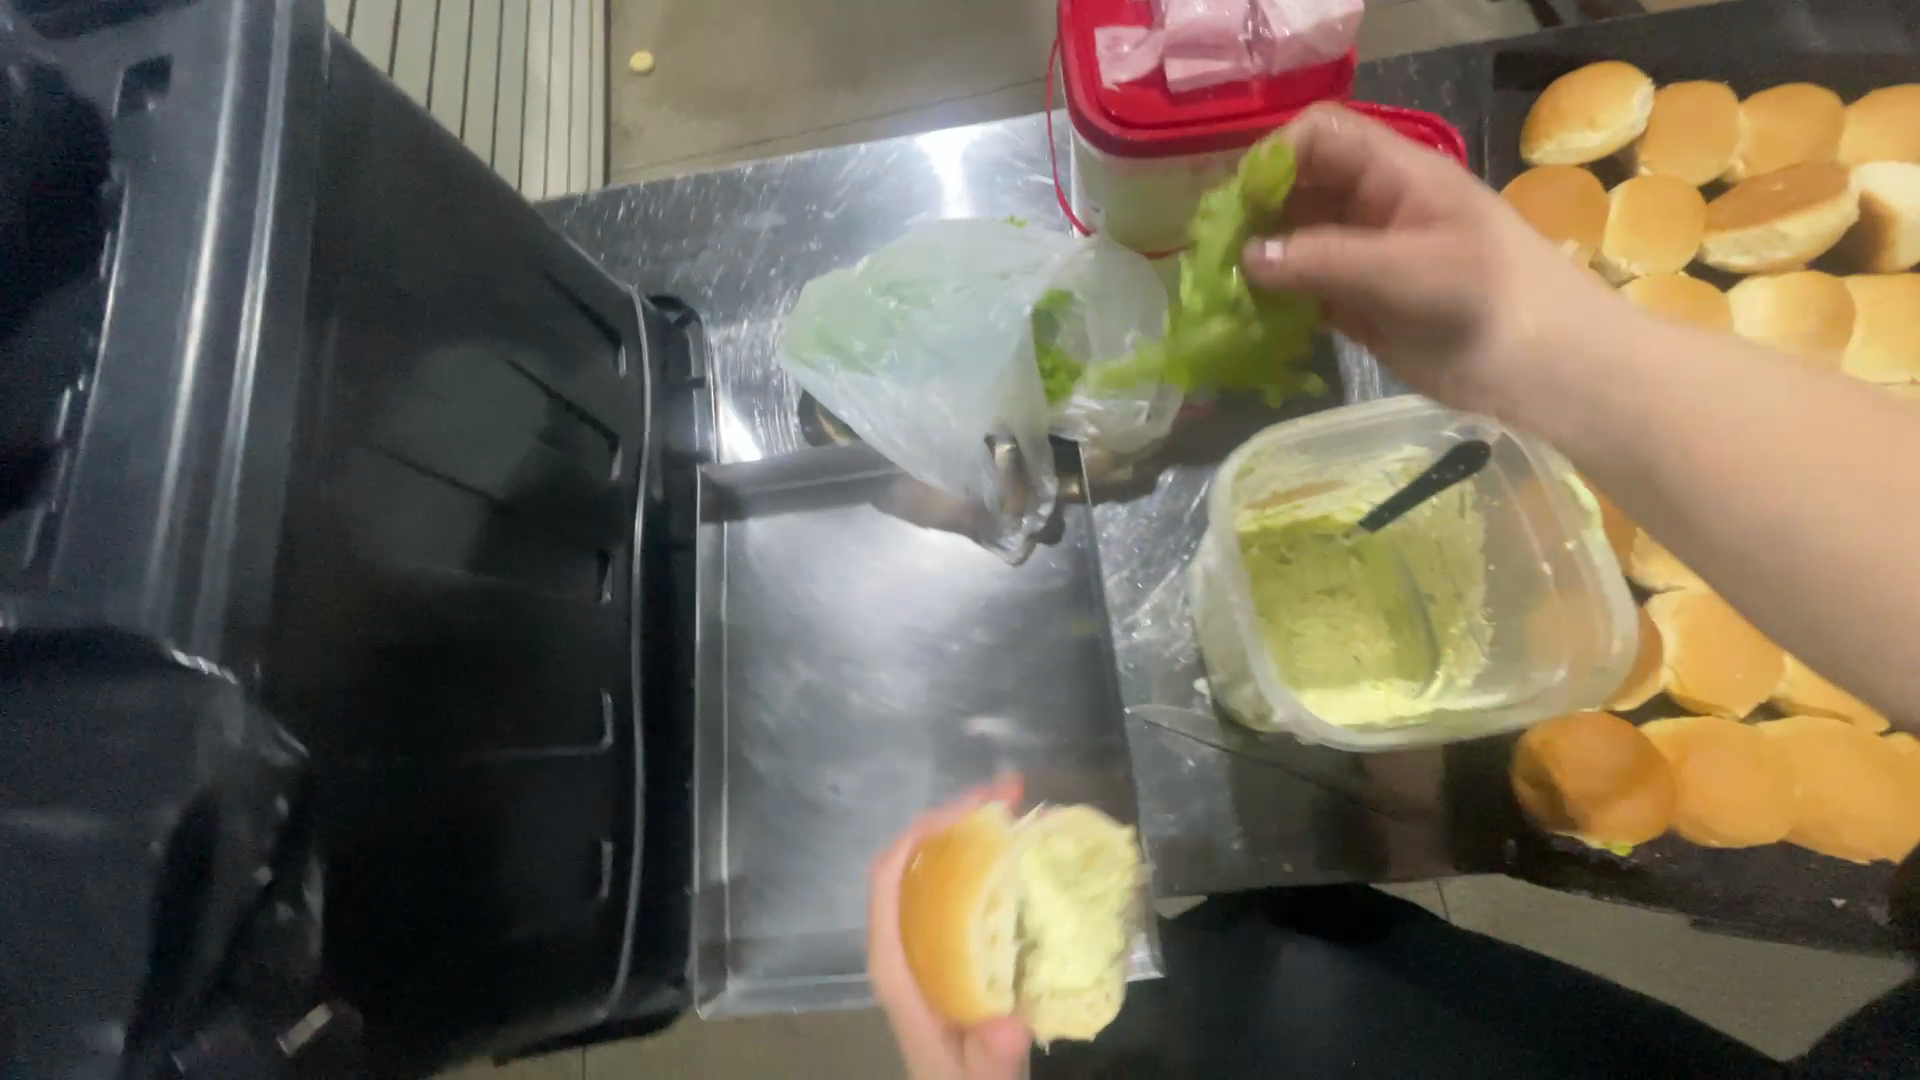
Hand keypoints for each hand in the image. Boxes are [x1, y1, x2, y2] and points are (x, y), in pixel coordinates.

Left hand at [868, 778, 1031, 1079]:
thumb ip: (987, 1059)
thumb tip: (1007, 1024)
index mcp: (896, 963)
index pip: (887, 881)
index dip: (918, 835)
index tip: (968, 810)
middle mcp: (905, 939)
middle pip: (914, 859)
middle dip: (955, 818)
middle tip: (1007, 792)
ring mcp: (926, 937)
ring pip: (937, 866)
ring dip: (971, 828)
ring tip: (1016, 802)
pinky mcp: (951, 942)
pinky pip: (960, 886)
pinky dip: (984, 856)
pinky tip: (1017, 844)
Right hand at [1242, 103, 1625, 419]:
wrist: (1537, 366)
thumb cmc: (1486, 298)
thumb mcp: (1405, 269)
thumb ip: (1323, 260)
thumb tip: (1246, 257)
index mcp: (1394, 176)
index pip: (1319, 138)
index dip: (1274, 159)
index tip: (1238, 206)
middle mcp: (1371, 208)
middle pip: (1296, 190)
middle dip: (1254, 215)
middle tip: (1215, 256)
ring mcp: (1361, 258)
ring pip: (1292, 244)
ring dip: (1258, 263)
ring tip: (1221, 291)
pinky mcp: (1355, 304)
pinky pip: (1300, 291)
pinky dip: (1273, 301)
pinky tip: (1247, 319)